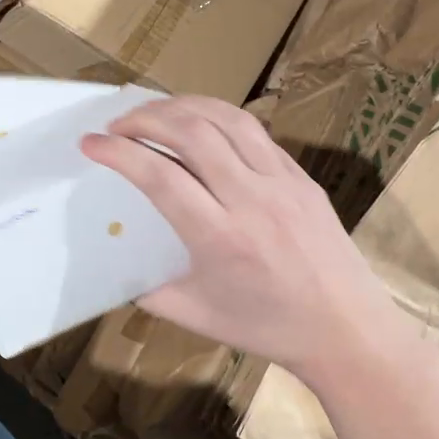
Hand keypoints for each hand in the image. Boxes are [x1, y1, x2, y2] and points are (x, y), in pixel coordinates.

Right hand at [79, 96, 399, 377]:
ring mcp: (283, 184)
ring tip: (150, 113)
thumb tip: (114, 262)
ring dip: (180, 107)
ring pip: (226, 120)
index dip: (118, 152)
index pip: (160, 176)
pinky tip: (195, 123)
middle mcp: (251, 201)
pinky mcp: (302, 178)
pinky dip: (215, 116)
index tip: (89, 144)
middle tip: (115, 125)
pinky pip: (254, 132)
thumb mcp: (191, 314)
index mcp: (219, 238)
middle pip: (191, 134)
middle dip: (144, 119)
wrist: (349, 332)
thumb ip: (144, 289)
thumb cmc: (265, 328)